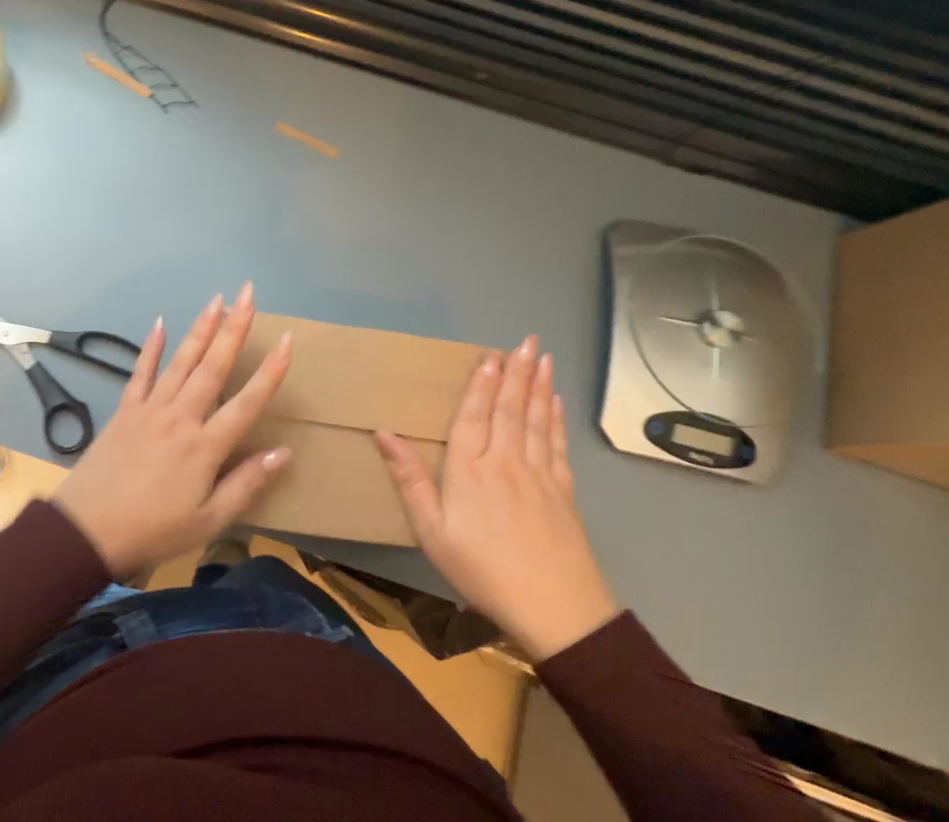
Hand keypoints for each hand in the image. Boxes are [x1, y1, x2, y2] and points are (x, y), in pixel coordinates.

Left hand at [54, 284, 293, 576]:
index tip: (287, 339)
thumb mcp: (208, 520)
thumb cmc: (153, 531)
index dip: (270, 370)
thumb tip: (283, 452)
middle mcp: (180, 418)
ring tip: (216, 299)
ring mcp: (150, 410)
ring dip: (200, 328)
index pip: (247, 401)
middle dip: (234, 327)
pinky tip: (160, 323)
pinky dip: (151, 348)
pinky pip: (141, 373)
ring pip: (181, 361)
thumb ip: (246, 484)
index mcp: (205, 446)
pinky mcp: (125, 411)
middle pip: (213, 366)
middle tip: (248, 293)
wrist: (87, 529)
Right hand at [376, 336, 618, 660]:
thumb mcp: (432, 531)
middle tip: (526, 341)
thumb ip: (410, 479)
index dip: (481, 385)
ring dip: (539, 387)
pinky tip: (556, 403)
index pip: (474, 417)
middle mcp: (506, 463)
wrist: (555, 607)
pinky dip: (556, 420)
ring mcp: (540, 476)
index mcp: (469, 471)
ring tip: (544, 358)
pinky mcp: (564, 492)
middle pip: (510, 410)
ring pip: (537, 421)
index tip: (489, 355)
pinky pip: (558, 445)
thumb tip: (384, 433)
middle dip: (517, 374)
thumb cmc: (481, 570)